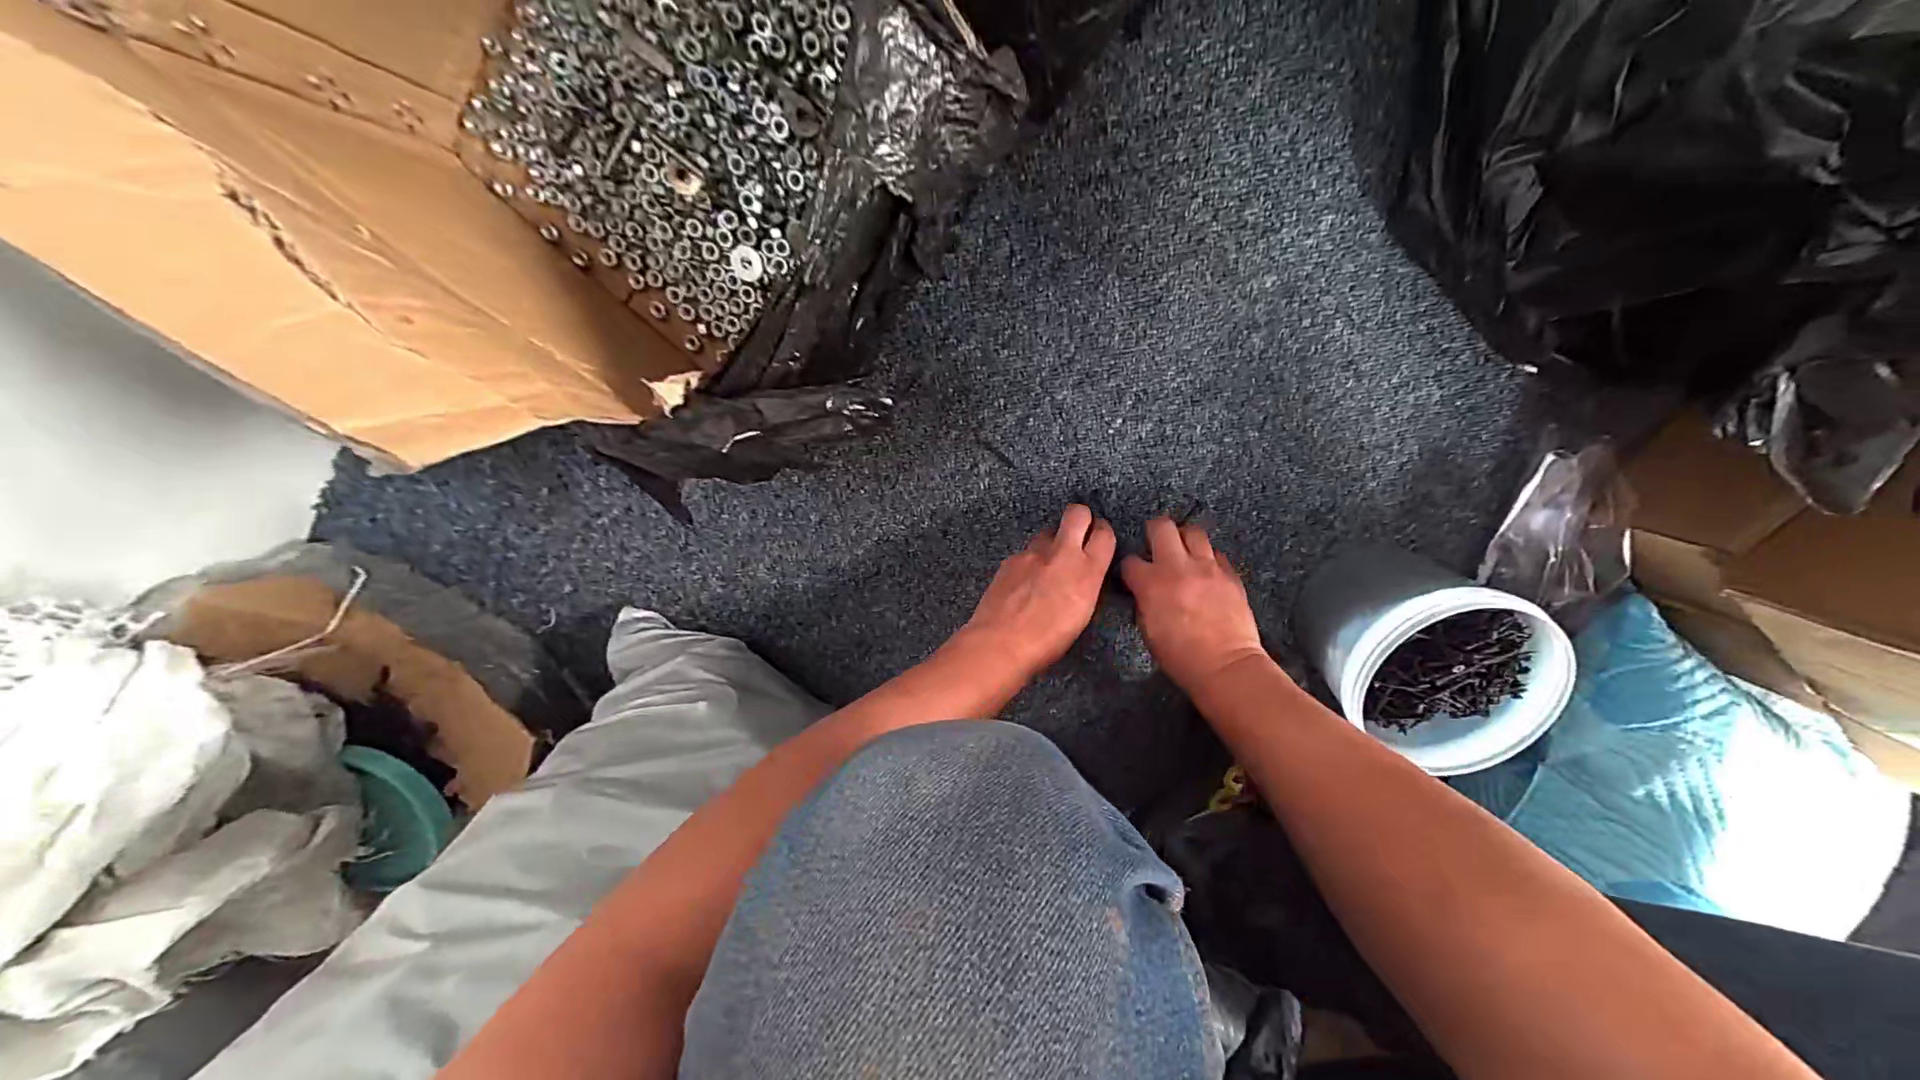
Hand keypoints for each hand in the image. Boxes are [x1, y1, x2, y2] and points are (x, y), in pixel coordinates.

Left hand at [949, 504, 1116, 680]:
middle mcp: (1061, 555)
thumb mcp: (1082, 615)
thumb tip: (1084, 574)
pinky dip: (1029, 562)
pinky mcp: (1011, 559)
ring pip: (1047, 532)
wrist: (1001, 642)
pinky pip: (1026, 552)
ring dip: (1051, 542)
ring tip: (1047, 565)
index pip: (1104, 534)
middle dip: (1080, 517)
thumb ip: (1086, 585)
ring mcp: (1033, 554)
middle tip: (1078, 531)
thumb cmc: (1046, 641)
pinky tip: (1024, 582)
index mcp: (1087, 572)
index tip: (1099, 535)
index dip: (1103, 531)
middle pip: (1077, 513)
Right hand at [1121, 517, 1266, 689]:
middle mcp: (1178, 567)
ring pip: (1193, 532)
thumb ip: (1144, 601)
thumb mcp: (1148, 630)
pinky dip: (1208, 558)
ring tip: (1184, 551)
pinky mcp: (1229, 574)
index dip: (1130, 567)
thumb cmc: (1181, 656)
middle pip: (1162, 527)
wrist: (1225, 665)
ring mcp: (1207, 568)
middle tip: (1156, 542)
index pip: (1130, 561)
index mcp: (1151, 583)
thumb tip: (1145, 590)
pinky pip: (1216, 554)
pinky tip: (1206, 572)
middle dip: (1155, 531)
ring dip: (1184, 539)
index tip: (1134, 574)